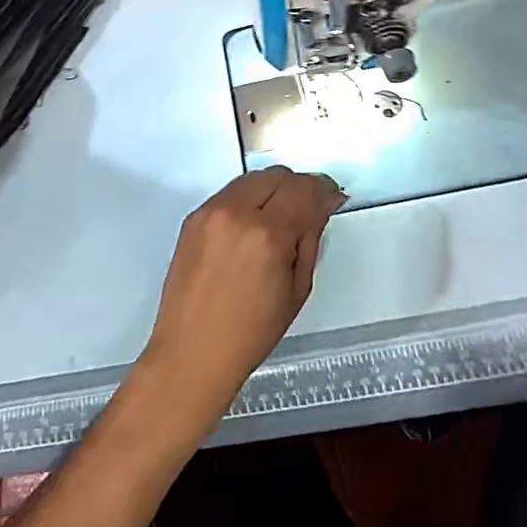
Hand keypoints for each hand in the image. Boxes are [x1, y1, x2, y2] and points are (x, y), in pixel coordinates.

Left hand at [139, 167, 344, 415]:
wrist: (193, 351)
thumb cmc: (250, 332)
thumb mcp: (297, 289)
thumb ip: (310, 240)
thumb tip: (320, 209)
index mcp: (268, 235)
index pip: (305, 190)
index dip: (325, 191)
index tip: (332, 199)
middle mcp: (235, 214)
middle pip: (279, 175)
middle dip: (300, 188)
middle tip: (309, 210)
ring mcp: (210, 213)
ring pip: (253, 179)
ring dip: (274, 190)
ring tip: (281, 219)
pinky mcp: (193, 219)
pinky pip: (230, 193)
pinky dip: (249, 200)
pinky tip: (253, 226)